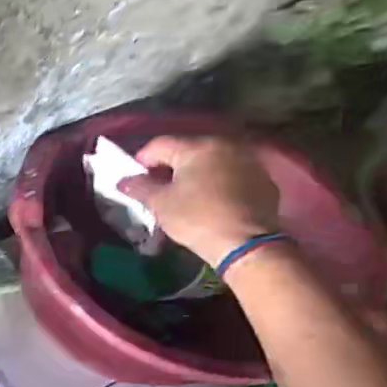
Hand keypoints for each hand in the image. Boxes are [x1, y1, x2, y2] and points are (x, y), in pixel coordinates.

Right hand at [120, 136, 281, 264]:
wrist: (244, 241)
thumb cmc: (196, 217)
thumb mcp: (160, 204)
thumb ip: (140, 187)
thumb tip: (124, 180)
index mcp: (197, 147)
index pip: (159, 144)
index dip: (141, 160)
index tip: (133, 179)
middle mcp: (225, 145)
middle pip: (187, 149)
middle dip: (169, 166)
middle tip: (156, 187)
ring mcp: (248, 160)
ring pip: (211, 160)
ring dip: (194, 172)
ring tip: (183, 193)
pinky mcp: (262, 178)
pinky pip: (230, 173)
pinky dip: (215, 181)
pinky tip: (209, 200)